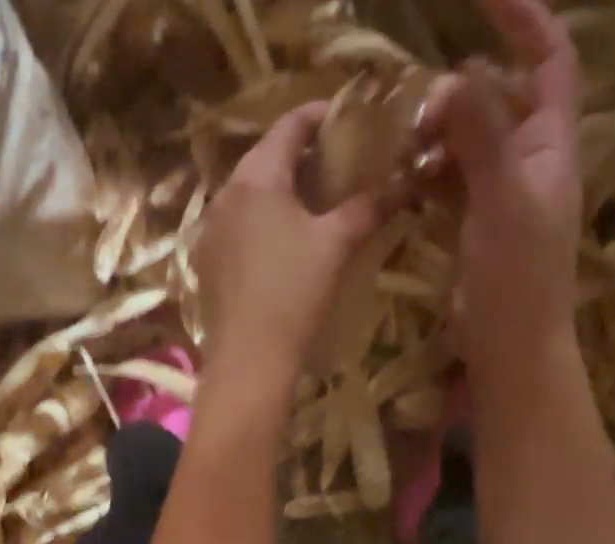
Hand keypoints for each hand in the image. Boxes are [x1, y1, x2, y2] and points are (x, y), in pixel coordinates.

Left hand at [196, 103, 386, 399]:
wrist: (248, 356)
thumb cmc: (294, 293)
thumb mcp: (338, 244)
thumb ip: (371, 206)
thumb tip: (407, 181)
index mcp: (257, 177)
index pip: (289, 124)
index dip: (322, 115)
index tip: (350, 118)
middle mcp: (225, 192)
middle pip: (266, 155)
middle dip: (303, 152)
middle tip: (339, 160)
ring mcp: (210, 227)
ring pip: (249, 190)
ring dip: (281, 186)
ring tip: (315, 199)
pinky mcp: (207, 258)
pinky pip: (236, 222)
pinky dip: (262, 216)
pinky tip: (283, 238)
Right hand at [436, 0, 582, 369]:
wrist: (511, 349)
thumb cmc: (517, 279)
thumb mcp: (502, 201)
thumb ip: (481, 137)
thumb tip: (453, 77)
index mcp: (551, 145)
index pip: (550, 60)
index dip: (523, 20)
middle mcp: (530, 161)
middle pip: (502, 97)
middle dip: (462, 87)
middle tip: (415, 96)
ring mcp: (500, 193)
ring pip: (469, 140)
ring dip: (437, 130)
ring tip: (400, 134)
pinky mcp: (474, 223)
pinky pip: (449, 178)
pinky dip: (425, 168)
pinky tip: (399, 172)